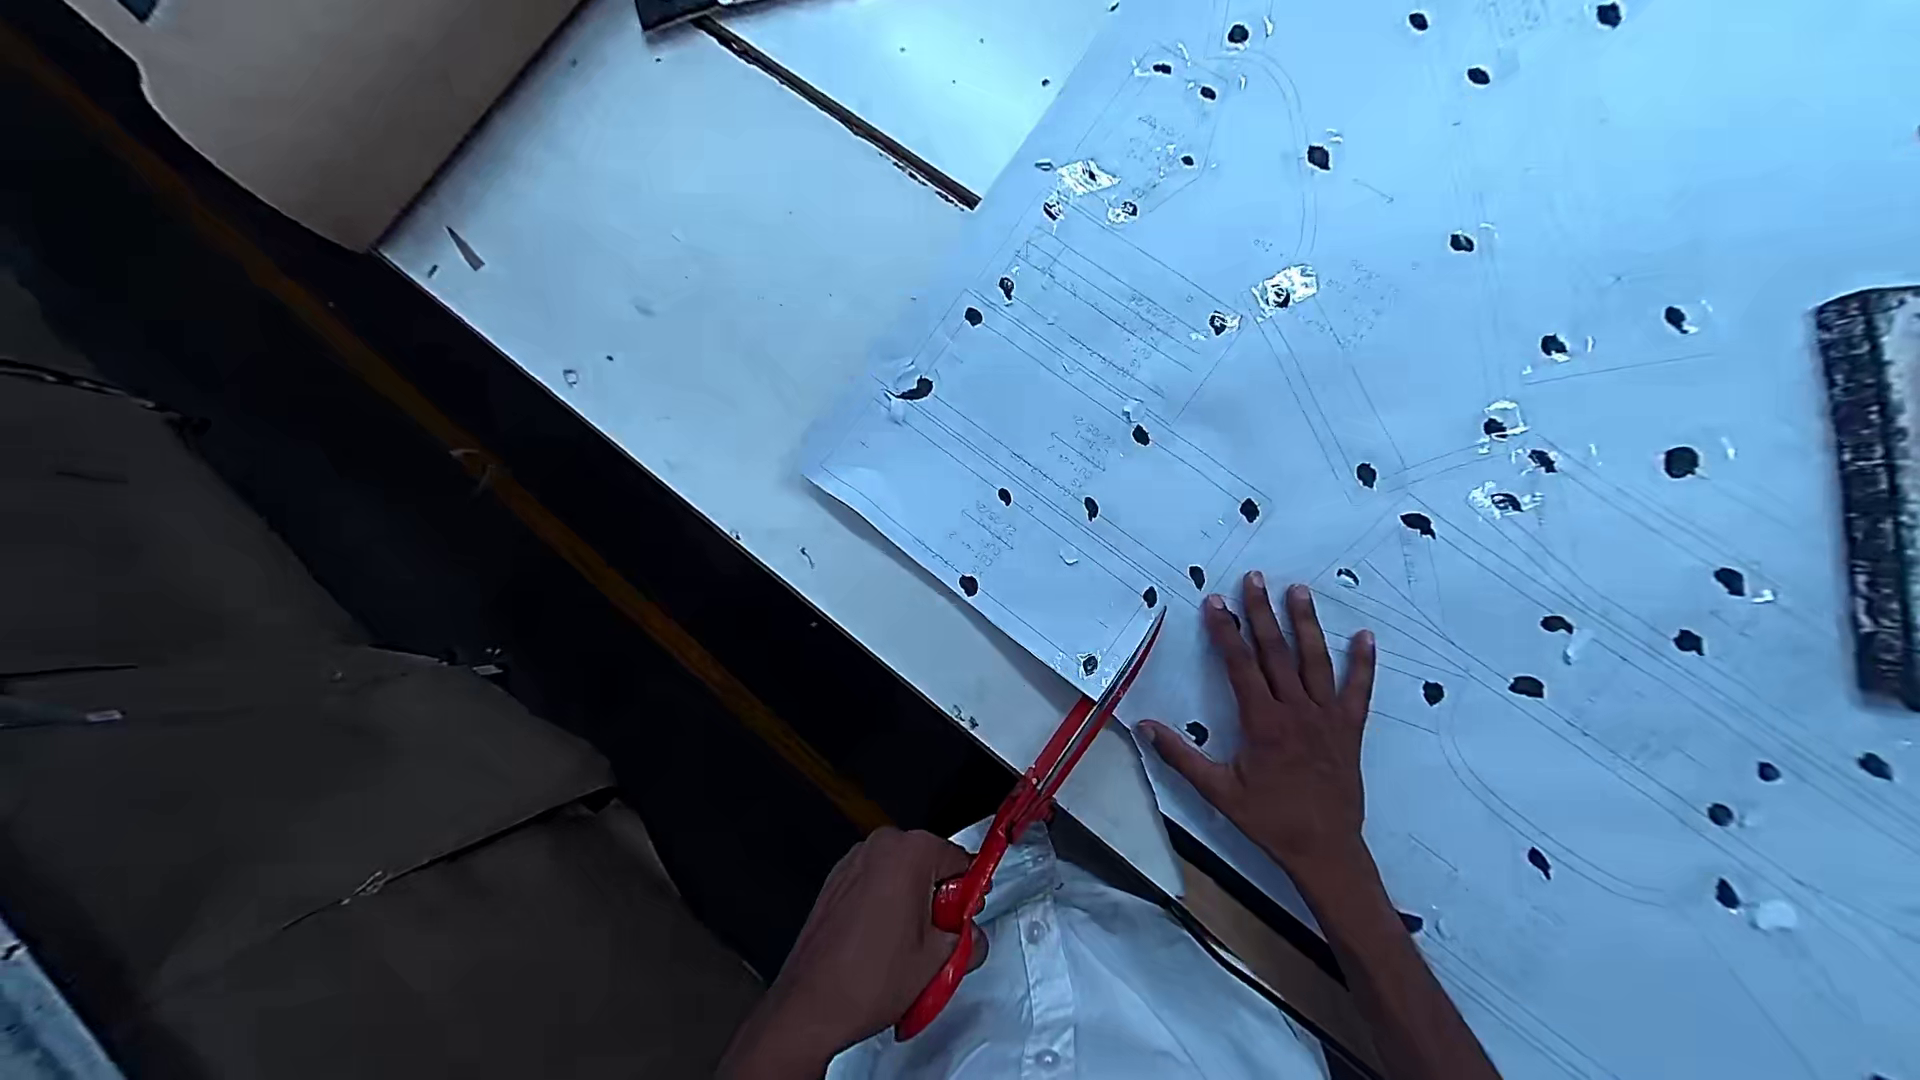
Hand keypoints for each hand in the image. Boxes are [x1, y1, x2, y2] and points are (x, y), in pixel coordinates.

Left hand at [719, 828, 985, 1077]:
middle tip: (940, 937)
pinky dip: (885, 904)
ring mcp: (856, 859)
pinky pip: (875, 881)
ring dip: (912, 903)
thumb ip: (969, 939)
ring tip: (907, 947)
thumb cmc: (861, 980)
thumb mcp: (938, 962)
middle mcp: (882, 845)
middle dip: (940, 899)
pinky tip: (883, 942)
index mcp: (912, 852)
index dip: (970, 890)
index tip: (969, 911)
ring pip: (902, 873)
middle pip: (930, 863)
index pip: (961, 859)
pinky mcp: (838, 878)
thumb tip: (972, 934)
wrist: (810, 1004)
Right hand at [1141, 572, 1375, 882]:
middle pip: (1276, 651)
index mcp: (1262, 722)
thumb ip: (1180, 756)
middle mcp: (1295, 710)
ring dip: (1306, 624)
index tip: (1216, 602)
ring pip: (1315, 661)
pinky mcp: (1349, 729)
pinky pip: (1358, 690)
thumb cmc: (1268, 819)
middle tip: (1255, 579)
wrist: (1325, 850)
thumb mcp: (1217, 790)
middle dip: (1262, 612)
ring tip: (1299, 592)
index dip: (1226, 630)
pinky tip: (1365, 637)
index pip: (1239, 664)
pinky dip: (1363, 663)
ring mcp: (1326, 718)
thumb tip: (1145, 728)